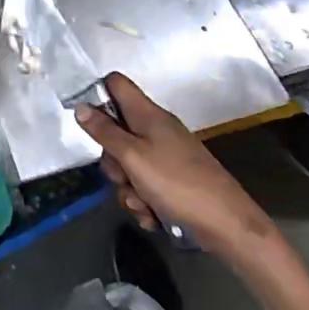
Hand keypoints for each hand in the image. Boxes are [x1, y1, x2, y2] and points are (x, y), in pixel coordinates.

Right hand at [76, 73, 272, 256]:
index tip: (90, 123)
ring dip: (128, 188)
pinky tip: (153, 216)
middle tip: (123, 174)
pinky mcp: (173, 181)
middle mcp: (156, 130)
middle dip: (113, 160)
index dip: (98, 96)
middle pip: (116, 132)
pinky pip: (144, 185)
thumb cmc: (178, 183)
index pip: (116, 84)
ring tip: (143, 203)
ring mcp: (165, 156)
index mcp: (147, 114)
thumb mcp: (133, 157)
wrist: (227, 225)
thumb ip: (105, 132)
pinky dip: (144, 202)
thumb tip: (81, 106)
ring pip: (128, 165)